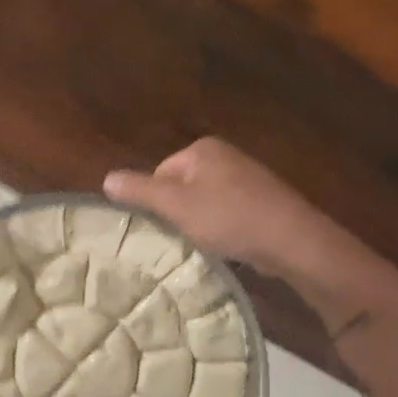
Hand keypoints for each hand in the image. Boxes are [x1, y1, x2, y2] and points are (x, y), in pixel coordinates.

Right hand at [104, 137, 336, 271]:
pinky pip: (229, 215)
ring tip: (207, 245)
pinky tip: (229, 248)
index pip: (160, 173)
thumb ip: (140, 191)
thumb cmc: (228, 217)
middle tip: (184, 239)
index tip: (165, 227)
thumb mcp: (176, 205)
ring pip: (206, 204)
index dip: (157, 203)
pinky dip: (224, 231)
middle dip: (180, 214)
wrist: (291, 239)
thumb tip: (106, 179)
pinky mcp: (263, 202)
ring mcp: (247, 178)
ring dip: (202, 226)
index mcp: (203, 149)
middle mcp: (226, 156)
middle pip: (182, 188)